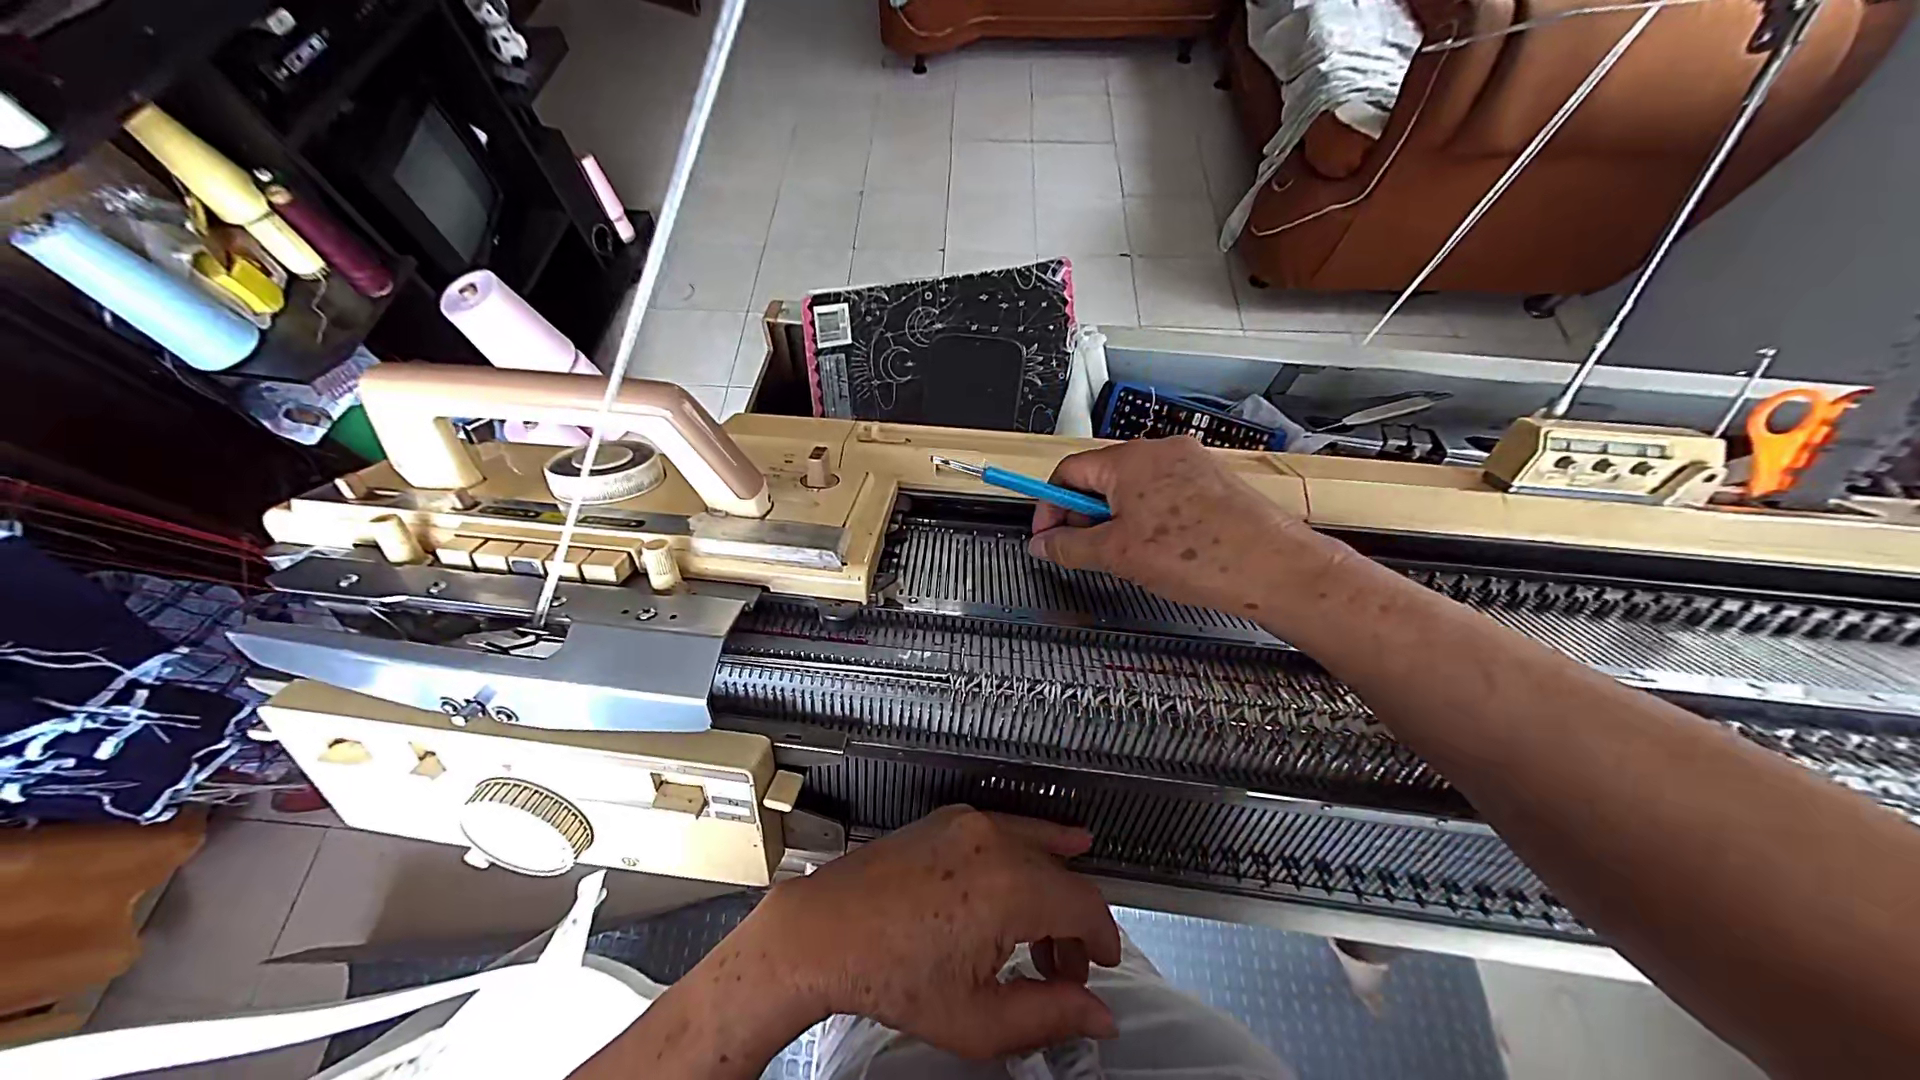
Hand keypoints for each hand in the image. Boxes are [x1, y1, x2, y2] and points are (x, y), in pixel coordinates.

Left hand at [745, 807, 1121, 1058]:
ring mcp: (970, 822)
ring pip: (1039, 848)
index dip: (1103, 940)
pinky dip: (1032, 846)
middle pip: (1063, 878)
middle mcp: (994, 843)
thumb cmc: (886, 973)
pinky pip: (1008, 827)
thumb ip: (1050, 1016)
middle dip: (1074, 926)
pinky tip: (1045, 854)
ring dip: (1053, 889)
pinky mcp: (950, 817)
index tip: (1102, 962)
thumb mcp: (977, 1020)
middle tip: (1064, 969)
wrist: (826, 930)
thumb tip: (1096, 1015)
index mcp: (1008, 888)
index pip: (1086, 906)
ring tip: (1043, 935)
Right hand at [1027, 436, 1342, 617]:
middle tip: (1081, 549)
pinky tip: (1155, 550)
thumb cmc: (1206, 554)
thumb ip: (1068, 546)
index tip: (1045, 533)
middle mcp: (1161, 451)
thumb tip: (1043, 544)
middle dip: (1083, 514)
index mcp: (1130, 459)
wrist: (1274, 568)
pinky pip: (1161, 494)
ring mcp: (1189, 463)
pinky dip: (1146, 518)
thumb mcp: (1117, 555)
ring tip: (1124, 555)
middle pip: (1099, 477)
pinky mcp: (1210, 481)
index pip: (1068, 472)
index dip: (1049, 507)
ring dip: (1114, 518)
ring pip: (1131, 488)